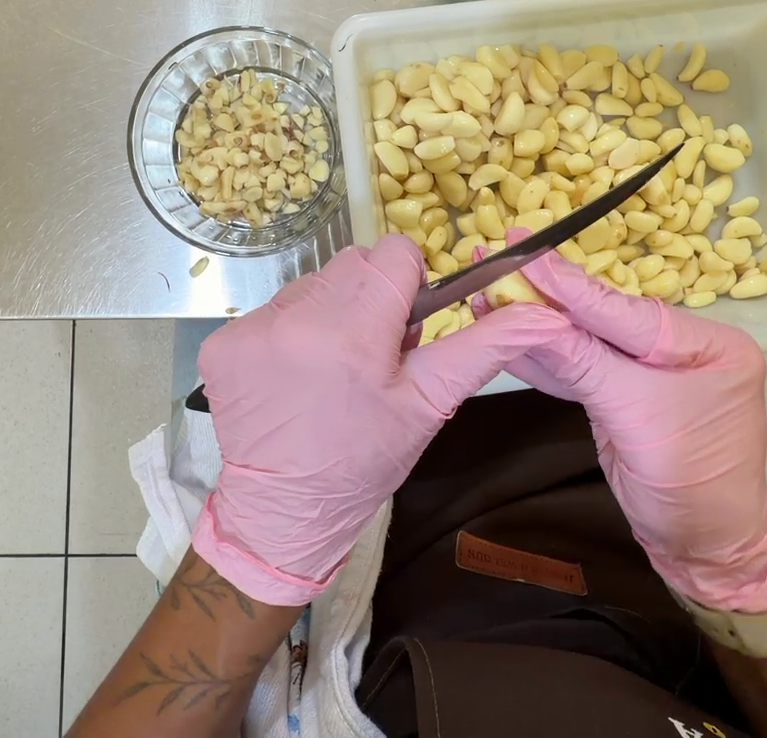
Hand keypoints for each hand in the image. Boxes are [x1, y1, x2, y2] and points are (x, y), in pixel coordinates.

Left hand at [192, 234, 563, 605]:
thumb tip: (545, 314)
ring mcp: (252, 328)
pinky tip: (293, 374)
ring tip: (330, 367)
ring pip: (313, 283)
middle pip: (353, 264)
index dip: (408, 283)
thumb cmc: (364, 461)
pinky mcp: (221, 342)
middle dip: (370, 297)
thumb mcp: (428, 405)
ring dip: (329, 312)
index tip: (402, 324)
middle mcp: (297, 318)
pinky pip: (272, 309)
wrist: (284, 513)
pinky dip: (289, 331)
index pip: (393, 253)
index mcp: (355, 332)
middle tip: (369, 354)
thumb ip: (482, 349)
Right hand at [496, 232, 766, 612]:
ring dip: (536, 324)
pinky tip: (505, 335)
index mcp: (704, 342)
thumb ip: (582, 361)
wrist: (702, 551)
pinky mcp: (621, 394)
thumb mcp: (636, 415)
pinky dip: (543, 358)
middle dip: (547, 296)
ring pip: (584, 341)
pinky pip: (579, 369)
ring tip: (489, 290)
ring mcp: (647, 371)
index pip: (622, 308)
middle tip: (500, 255)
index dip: (568, 283)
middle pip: (600, 317)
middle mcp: (678, 347)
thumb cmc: (689, 484)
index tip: (525, 247)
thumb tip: (528, 317)